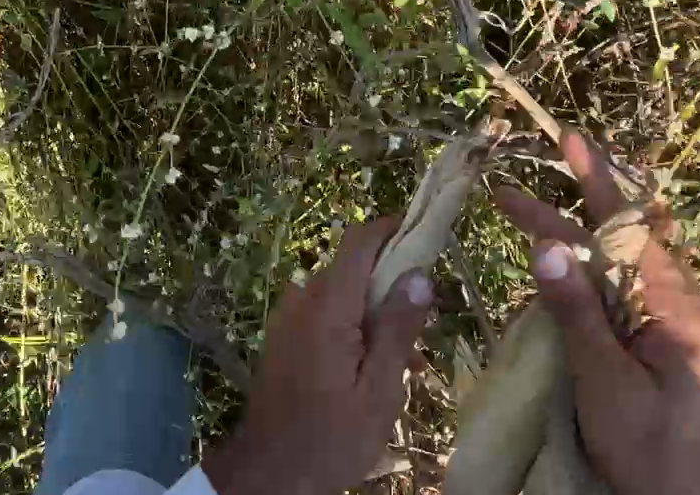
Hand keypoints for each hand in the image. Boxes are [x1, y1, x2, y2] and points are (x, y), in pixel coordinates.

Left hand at [203, 217, 434, 494]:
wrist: (271, 470)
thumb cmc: (332, 435)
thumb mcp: (379, 389)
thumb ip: (398, 328)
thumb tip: (419, 274)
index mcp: (328, 304)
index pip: (358, 241)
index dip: (390, 228)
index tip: (423, 230)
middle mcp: (304, 297)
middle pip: (353, 267)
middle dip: (392, 283)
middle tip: (427, 320)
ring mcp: (290, 314)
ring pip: (343, 293)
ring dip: (376, 312)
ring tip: (409, 361)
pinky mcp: (286, 333)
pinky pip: (326, 313)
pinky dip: (354, 326)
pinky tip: (375, 368)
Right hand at [492, 129, 699, 494]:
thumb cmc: (659, 459)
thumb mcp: (610, 387)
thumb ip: (577, 313)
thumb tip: (544, 243)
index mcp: (677, 309)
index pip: (625, 227)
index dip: (593, 179)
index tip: (566, 137)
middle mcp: (679, 308)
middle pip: (618, 240)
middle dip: (566, 210)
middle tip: (507, 196)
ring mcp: (674, 331)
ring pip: (620, 266)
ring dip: (576, 239)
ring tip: (533, 218)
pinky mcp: (663, 351)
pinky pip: (622, 294)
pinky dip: (588, 271)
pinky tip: (568, 270)